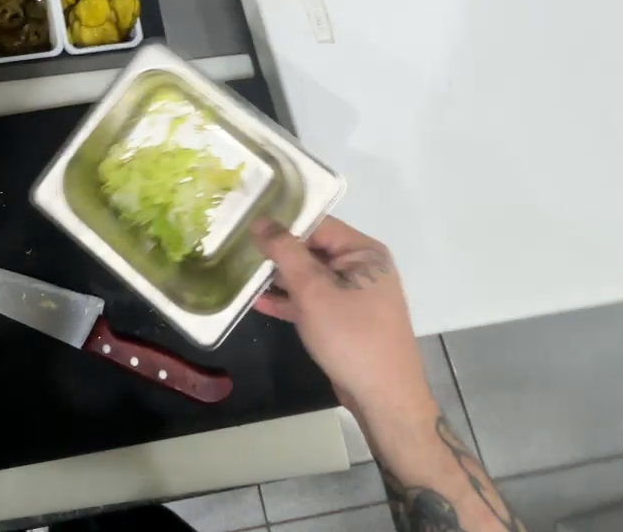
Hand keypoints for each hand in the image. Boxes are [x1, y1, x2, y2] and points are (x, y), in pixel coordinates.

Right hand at [251, 217, 435, 433]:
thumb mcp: (313, 290)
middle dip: (276, 252)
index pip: (316, 224)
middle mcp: (361, 268)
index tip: (245, 223)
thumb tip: (259, 220)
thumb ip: (284, 251)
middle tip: (237, 247)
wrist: (385, 401)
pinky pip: (312, 300)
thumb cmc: (351, 336)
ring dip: (278, 278)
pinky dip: (289, 300)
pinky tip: (257, 302)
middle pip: (311, 249)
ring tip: (240, 272)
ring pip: (309, 276)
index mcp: (363, 252)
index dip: (281, 223)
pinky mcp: (344, 319)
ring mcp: (354, 295)